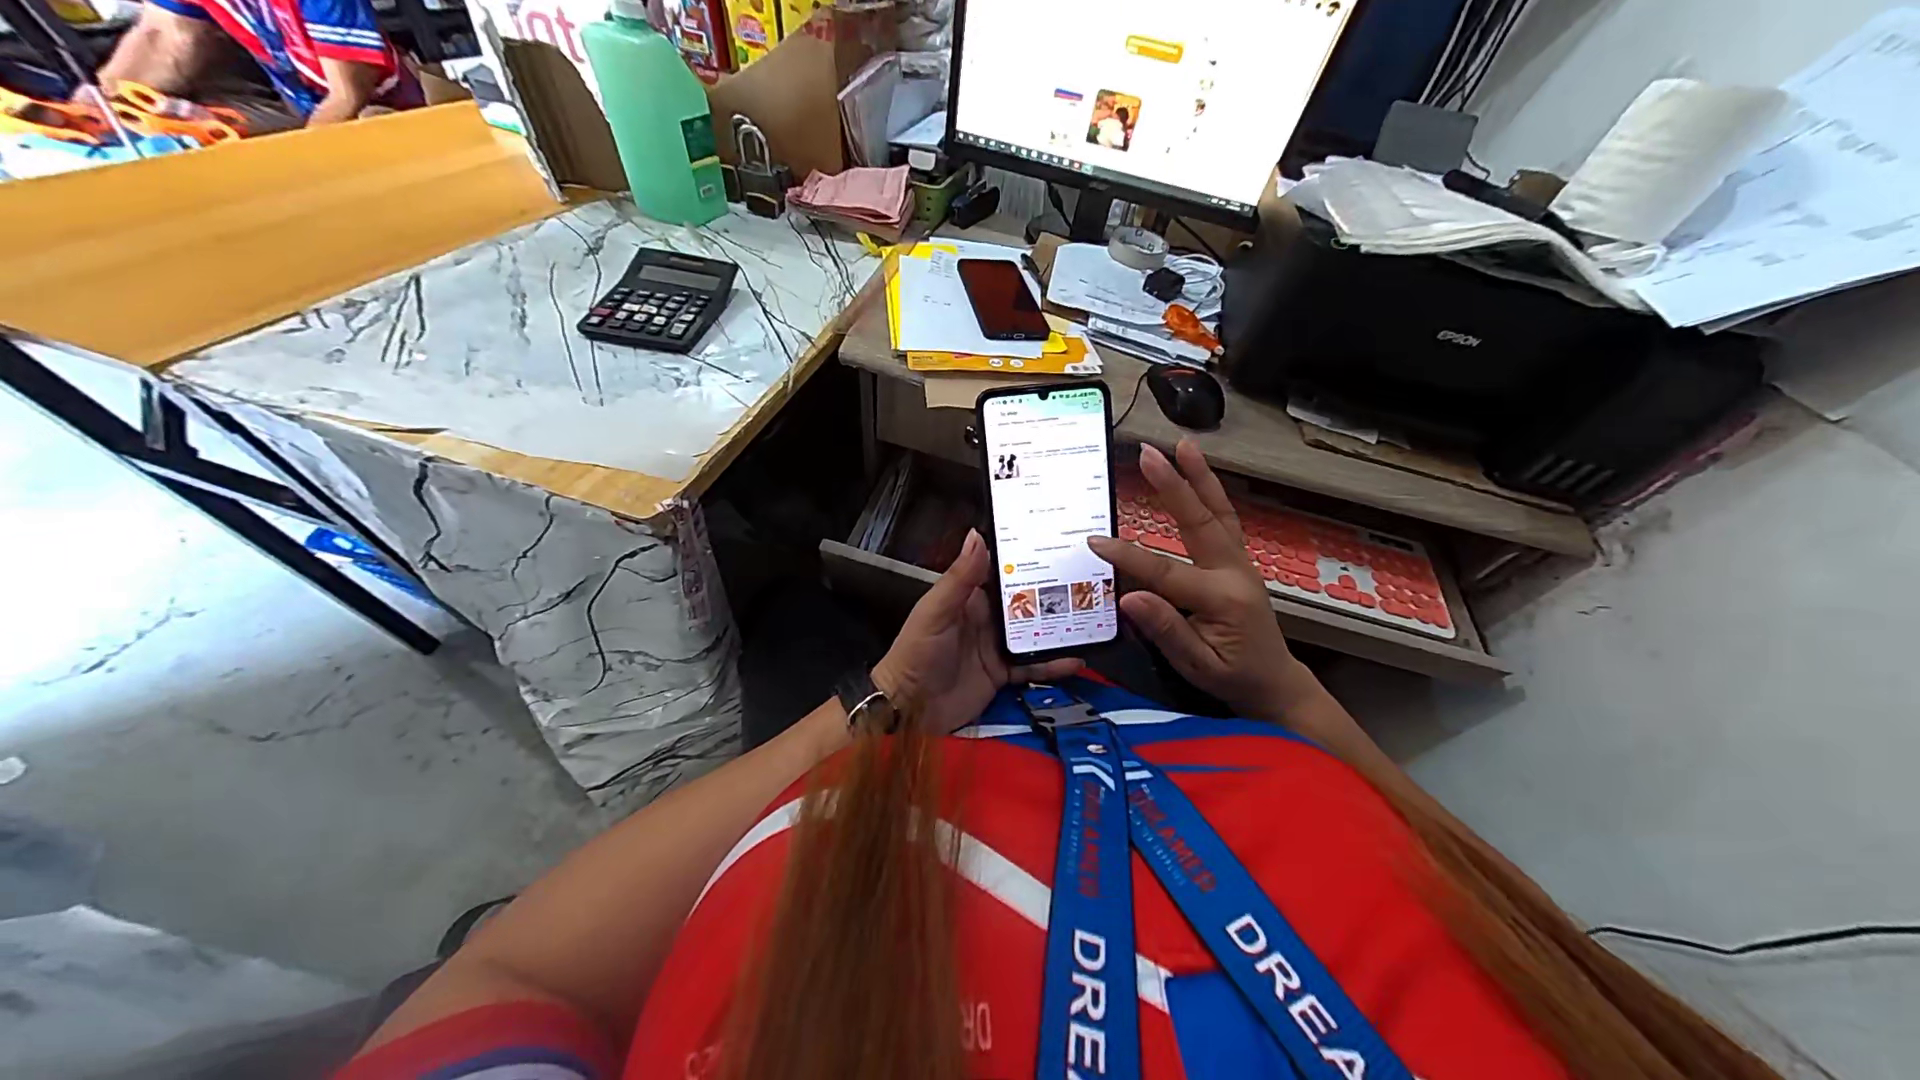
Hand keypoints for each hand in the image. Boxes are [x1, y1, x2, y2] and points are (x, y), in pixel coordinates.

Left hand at [871, 529, 1082, 734]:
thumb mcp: (937, 611)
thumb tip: (977, 535)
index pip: (1002, 573)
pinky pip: (1033, 666)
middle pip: (1025, 602)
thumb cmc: (915, 654)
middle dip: (1053, 594)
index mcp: (969, 598)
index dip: (1026, 561)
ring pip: (1034, 633)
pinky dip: (1053, 663)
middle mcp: (986, 619)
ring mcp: (996, 646)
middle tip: (1088, 582)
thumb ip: (960, 577)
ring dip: (1058, 628)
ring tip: (1089, 618)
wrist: (908, 709)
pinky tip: (1076, 658)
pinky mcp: (1002, 674)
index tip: (1057, 545)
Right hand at [1088, 441, 1312, 723]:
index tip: (1094, 541)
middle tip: (1148, 455)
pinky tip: (1198, 471)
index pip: (1166, 572)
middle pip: (1199, 521)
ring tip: (1182, 445)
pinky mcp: (1239, 560)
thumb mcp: (1197, 665)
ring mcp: (1240, 562)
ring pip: (1218, 512)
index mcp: (1222, 599)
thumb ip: (1166, 629)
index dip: (1127, 556)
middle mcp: (1234, 572)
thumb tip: (1130, 597)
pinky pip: (1225, 520)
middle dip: (1172, 486)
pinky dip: (1211, 492)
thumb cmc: (1232, 677)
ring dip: (1198, 477)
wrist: (1273, 682)